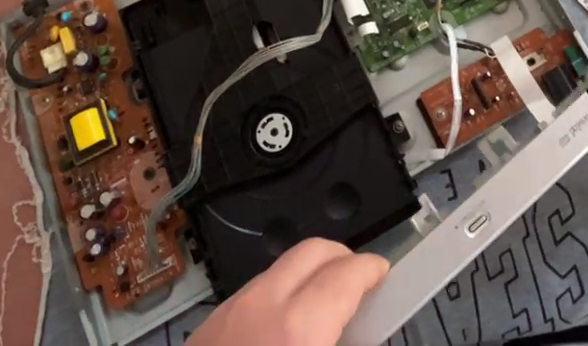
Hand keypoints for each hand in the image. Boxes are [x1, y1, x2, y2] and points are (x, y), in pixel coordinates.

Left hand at [187, 239, 388, 345]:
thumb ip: (345, 337)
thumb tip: (352, 328)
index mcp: (299, 328)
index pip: (347, 273)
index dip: (372, 269)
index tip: (383, 275)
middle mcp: (262, 307)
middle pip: (312, 251)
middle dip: (342, 258)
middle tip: (358, 286)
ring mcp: (228, 315)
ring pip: (278, 270)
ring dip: (307, 277)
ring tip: (321, 312)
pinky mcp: (204, 330)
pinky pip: (250, 295)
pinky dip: (275, 297)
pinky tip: (280, 333)